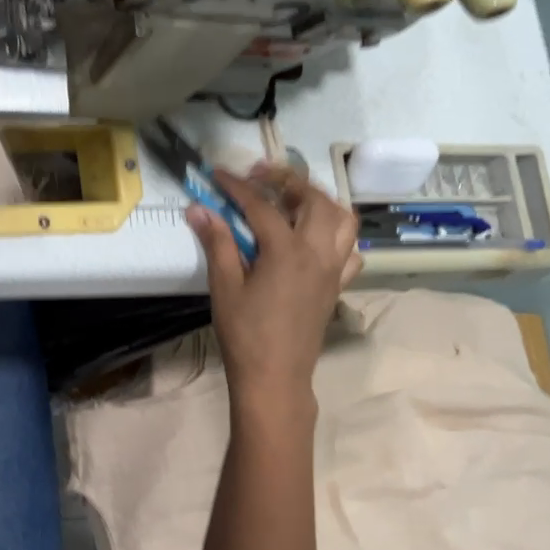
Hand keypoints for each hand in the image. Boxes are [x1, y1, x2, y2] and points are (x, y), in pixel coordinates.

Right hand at [186, 164, 360, 410]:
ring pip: (342, 219)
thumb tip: (199, 209)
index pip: (262, 205)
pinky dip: (336, 233)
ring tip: (293, 197)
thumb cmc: (245, 332)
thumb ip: (217, 243)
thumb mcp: (224, 286)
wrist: (275, 375)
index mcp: (287, 251)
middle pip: (313, 200)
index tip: (217, 174)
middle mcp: (318, 253)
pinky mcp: (338, 284)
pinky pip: (350, 248)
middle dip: (288, 180)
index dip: (237, 186)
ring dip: (319, 200)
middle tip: (260, 176)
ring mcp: (334, 268)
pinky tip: (314, 236)